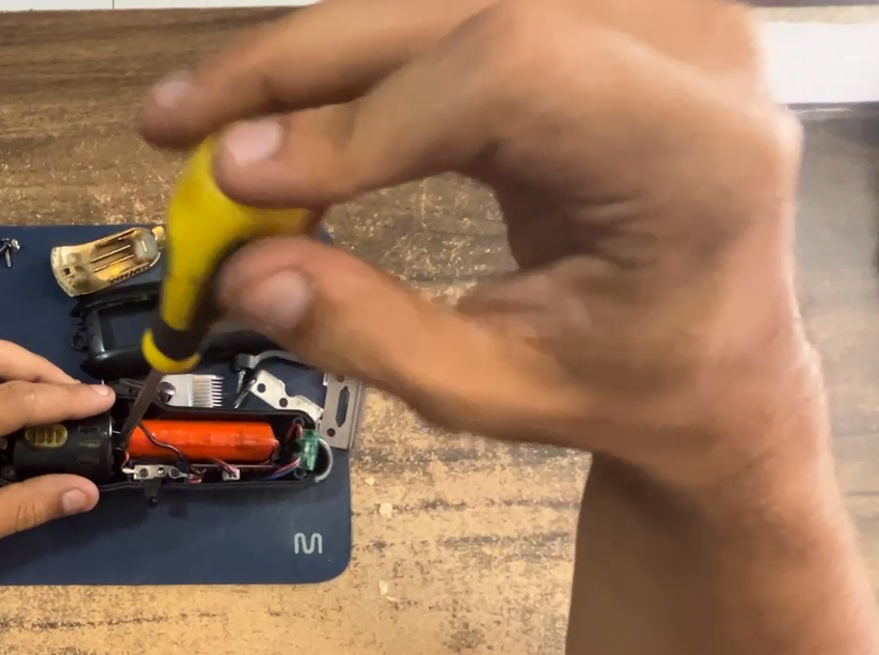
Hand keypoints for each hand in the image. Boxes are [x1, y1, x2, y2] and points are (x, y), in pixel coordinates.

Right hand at [140, 0, 818, 491]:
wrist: (711, 357)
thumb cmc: (609, 389)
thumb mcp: (481, 392)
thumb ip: (365, 334)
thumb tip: (238, 276)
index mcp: (686, 152)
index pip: (503, 77)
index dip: (351, 124)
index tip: (229, 181)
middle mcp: (681, 41)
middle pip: (451, 3)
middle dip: (289, 65)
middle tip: (167, 123)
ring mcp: (641, 11)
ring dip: (299, 57)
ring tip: (198, 114)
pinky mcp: (591, 19)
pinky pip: (440, 19)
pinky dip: (342, 66)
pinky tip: (275, 109)